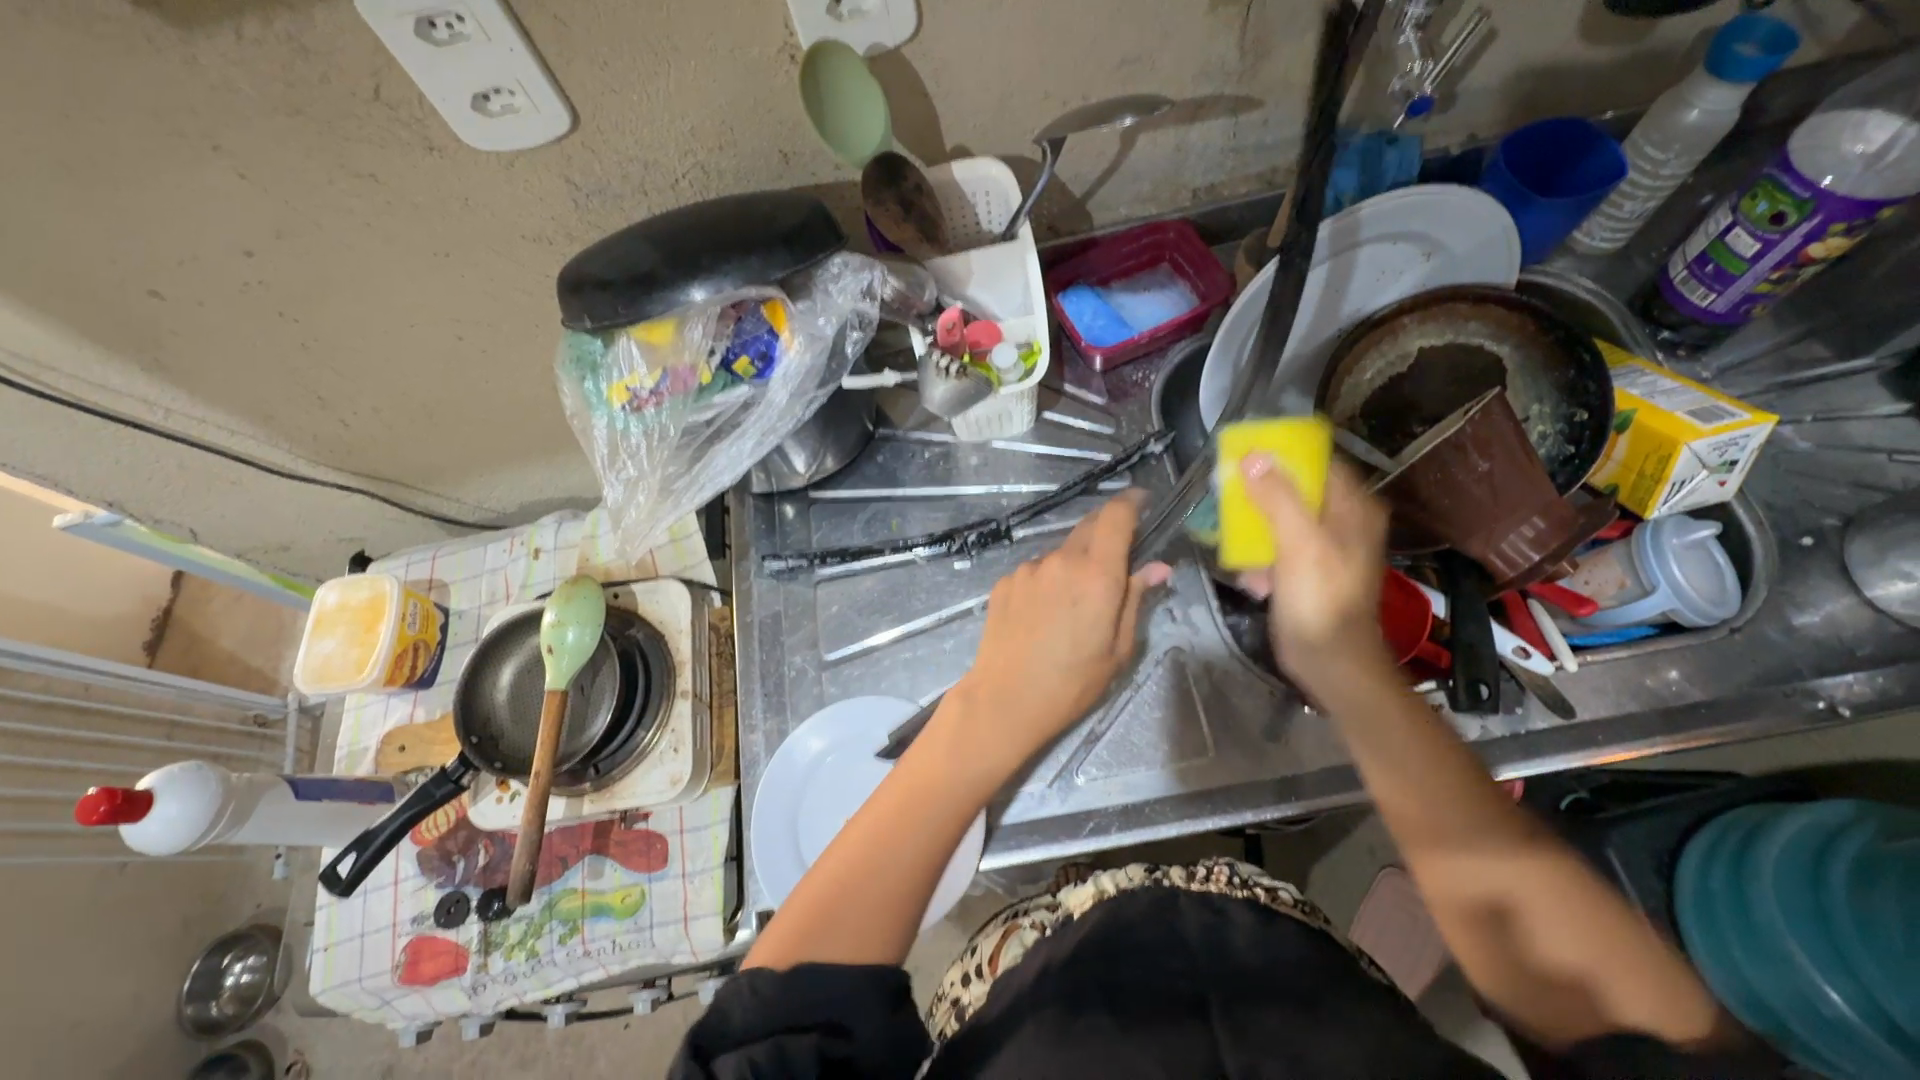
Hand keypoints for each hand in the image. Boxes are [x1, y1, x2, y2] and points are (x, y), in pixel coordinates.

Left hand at [942, 493, 1171, 771]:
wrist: (1006, 698)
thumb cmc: (1072, 682)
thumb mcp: (1118, 648)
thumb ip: (1135, 599)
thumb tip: (1157, 567)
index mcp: (1097, 574)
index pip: (1117, 517)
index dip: (1132, 503)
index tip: (1142, 503)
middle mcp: (1061, 561)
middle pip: (1089, 526)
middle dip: (1107, 532)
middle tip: (1116, 558)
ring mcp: (1028, 569)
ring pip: (1060, 552)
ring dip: (1074, 563)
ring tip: (1073, 604)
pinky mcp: (1005, 582)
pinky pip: (1036, 571)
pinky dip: (1048, 581)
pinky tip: (1044, 614)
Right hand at [1235, 456, 1394, 686]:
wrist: (1330, 661)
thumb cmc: (1321, 599)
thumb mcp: (1299, 542)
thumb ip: (1277, 497)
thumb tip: (1253, 456)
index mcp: (1353, 508)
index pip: (1319, 462)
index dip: (1285, 453)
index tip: (1247, 451)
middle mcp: (1344, 523)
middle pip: (1298, 491)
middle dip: (1262, 493)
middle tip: (1229, 491)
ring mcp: (1326, 550)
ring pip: (1283, 522)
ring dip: (1256, 529)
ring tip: (1232, 537)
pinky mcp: (1308, 574)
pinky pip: (1279, 552)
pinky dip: (1261, 559)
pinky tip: (1249, 576)